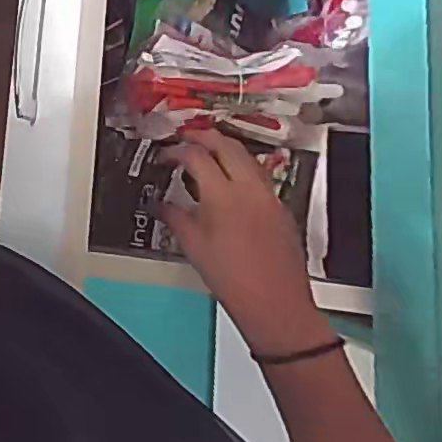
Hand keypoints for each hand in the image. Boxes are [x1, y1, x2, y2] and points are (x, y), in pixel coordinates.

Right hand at [161, 129, 331, 355]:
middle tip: (185, 140)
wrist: (275, 304)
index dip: (176, 151)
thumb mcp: (193, 246)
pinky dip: (240, 167)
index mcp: (222, 196)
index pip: (196, 156)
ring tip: (206, 155)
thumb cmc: (231, 279)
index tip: (166, 156)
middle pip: (226, 144)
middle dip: (203, 137)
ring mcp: (268, 196)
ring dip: (224, 148)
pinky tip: (228, 182)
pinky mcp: (280, 207)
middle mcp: (249, 189)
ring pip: (246, 155)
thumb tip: (160, 205)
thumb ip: (174, 217)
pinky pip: (259, 175)